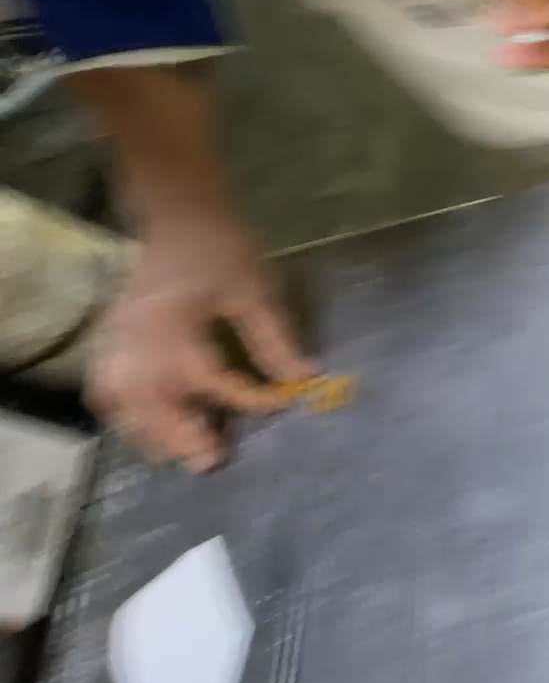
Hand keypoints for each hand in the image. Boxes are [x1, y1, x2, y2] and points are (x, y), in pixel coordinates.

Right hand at [86, 217, 314, 472]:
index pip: (206, 374)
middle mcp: (132, 336)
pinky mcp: (112, 339)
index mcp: (171, 322)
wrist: (181, 220)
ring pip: (119, 399)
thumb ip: (277, 340)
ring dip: (148, 430)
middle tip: (211, 462)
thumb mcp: (260, 293)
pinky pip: (107, 388)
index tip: (284, 405)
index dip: (246, 396)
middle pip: (146, 397)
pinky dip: (127, 414)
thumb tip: (307, 379)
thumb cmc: (226, 253)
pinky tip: (151, 429)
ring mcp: (114, 339)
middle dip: (178, 432)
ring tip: (182, 456)